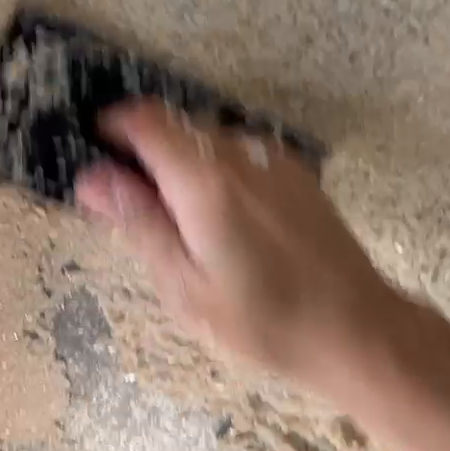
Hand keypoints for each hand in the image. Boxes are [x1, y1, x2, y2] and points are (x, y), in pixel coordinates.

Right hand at [73, 99, 410, 390]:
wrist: (357, 330)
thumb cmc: (261, 319)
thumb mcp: (184, 285)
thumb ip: (139, 222)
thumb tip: (92, 177)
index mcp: (205, 180)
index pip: (145, 120)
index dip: (112, 127)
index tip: (94, 153)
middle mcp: (240, 154)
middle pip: (174, 126)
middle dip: (142, 152)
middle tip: (128, 206)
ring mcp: (273, 161)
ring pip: (206, 139)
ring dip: (177, 163)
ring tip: (174, 222)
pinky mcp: (295, 174)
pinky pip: (237, 154)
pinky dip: (211, 171)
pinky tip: (218, 222)